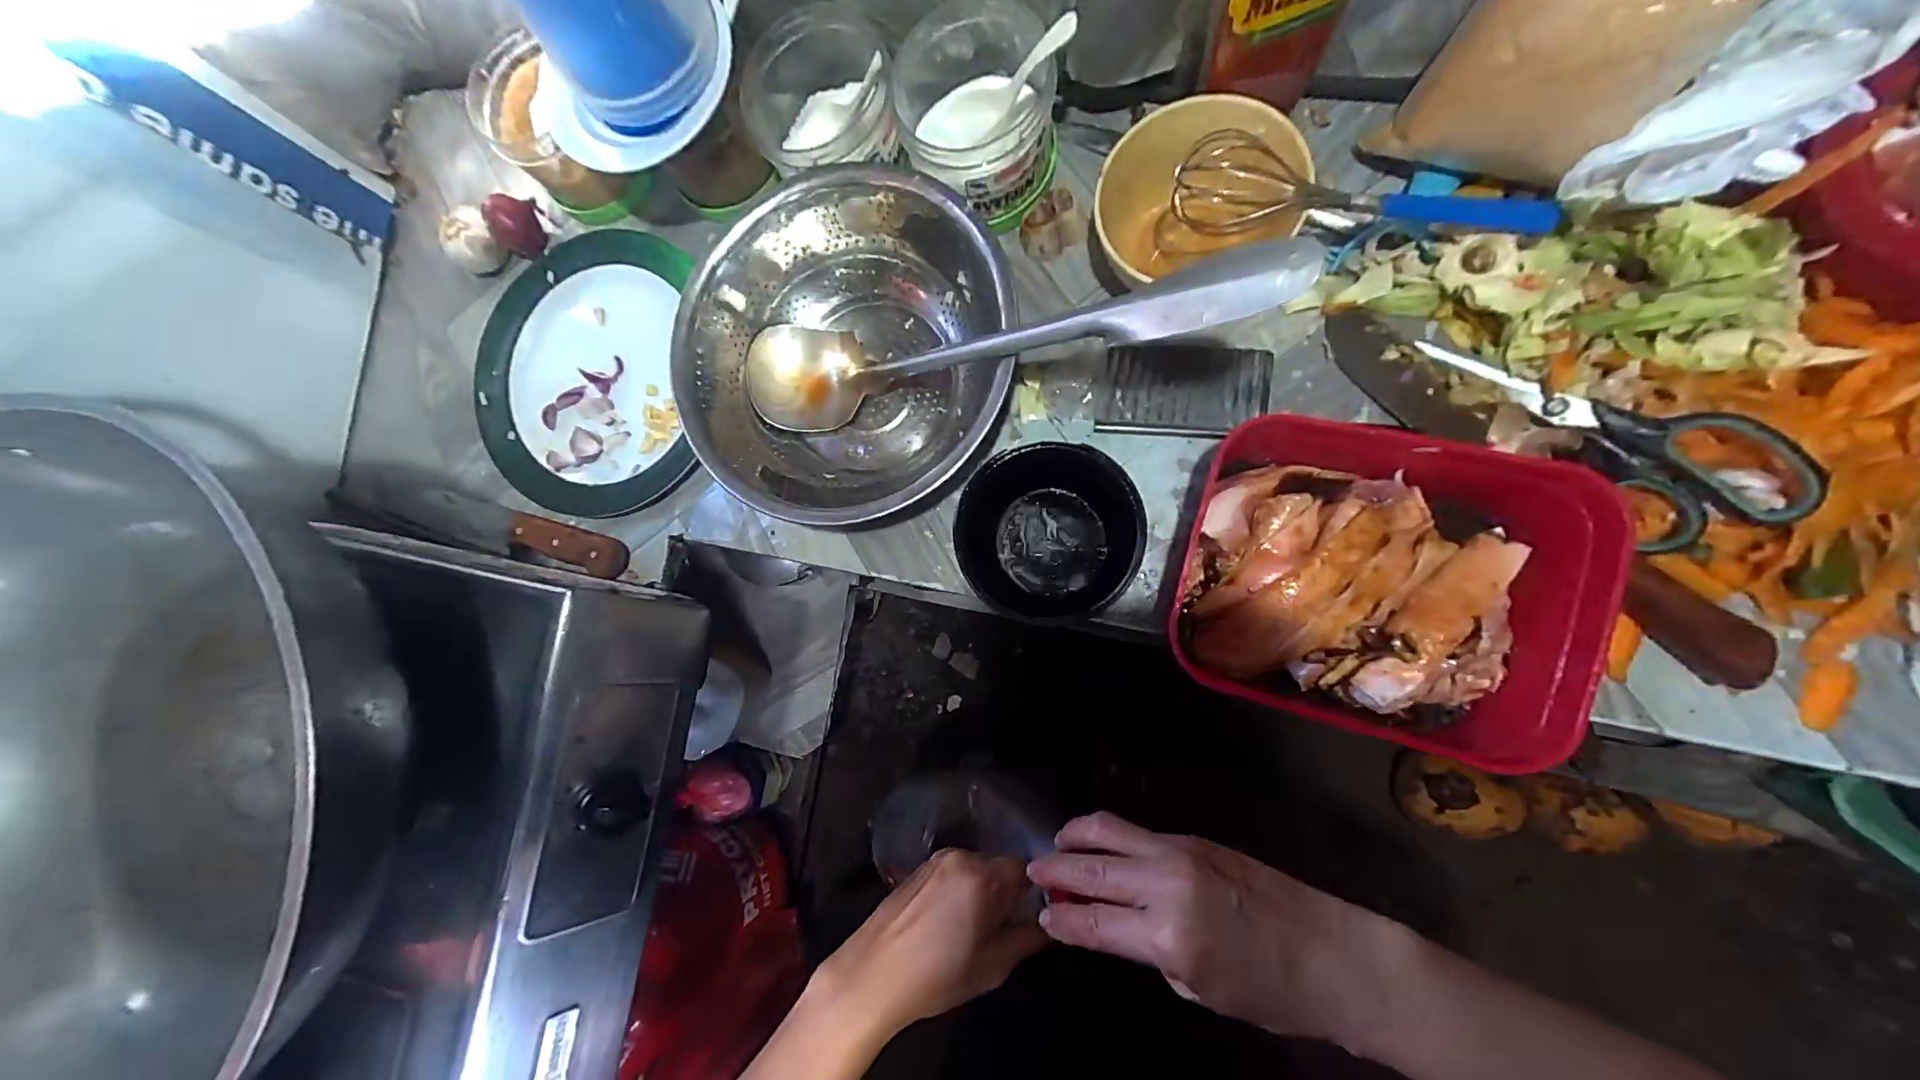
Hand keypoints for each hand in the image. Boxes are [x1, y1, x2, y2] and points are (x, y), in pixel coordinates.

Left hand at [814, 848, 1048, 1036]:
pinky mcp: (917, 868)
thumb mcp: (993, 966)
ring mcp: (935, 860)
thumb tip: (1048, 924)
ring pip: (975, 868)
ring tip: (971, 927)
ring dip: (981, 890)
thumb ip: (1028, 938)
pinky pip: (953, 872)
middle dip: (1006, 891)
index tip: (1030, 915)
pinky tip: (948, 921)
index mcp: (982, 877)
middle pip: (999, 866)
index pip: (1025, 867)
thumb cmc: (937, 976)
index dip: (1032, 891)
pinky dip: (959, 889)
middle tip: (1001, 926)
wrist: (871, 975)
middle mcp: (960, 857)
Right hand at [1028, 812, 1397, 1044]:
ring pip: (1110, 832)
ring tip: (1058, 845)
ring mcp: (1181, 853)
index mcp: (1167, 936)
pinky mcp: (1196, 838)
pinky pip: (1138, 833)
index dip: (1062, 919)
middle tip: (1031, 871)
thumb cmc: (1272, 993)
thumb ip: (1151, 952)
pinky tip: (1103, 847)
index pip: (1094, 922)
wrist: (1336, 955)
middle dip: (1056, 870)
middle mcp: (1167, 884)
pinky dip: (1110, 836)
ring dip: (1077, 837)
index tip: (1040, 915)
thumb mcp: (1200, 989)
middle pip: (1093, 869)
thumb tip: (1118, 925)